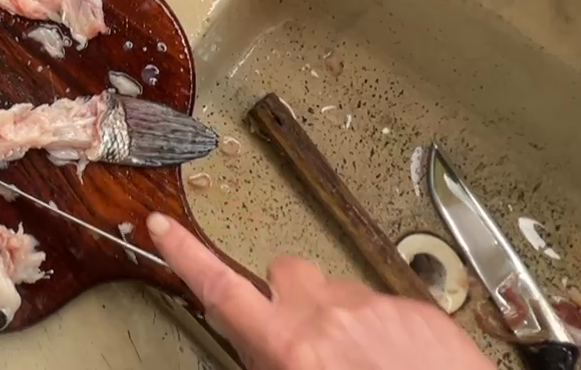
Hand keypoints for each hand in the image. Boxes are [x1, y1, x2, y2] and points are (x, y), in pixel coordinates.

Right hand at [147, 214, 492, 369]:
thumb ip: (273, 360)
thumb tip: (262, 346)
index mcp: (292, 350)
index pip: (223, 290)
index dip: (187, 255)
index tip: (163, 225)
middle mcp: (326, 318)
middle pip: (285, 273)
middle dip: (290, 297)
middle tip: (312, 344)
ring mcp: (375, 308)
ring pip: (337, 292)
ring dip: (341, 318)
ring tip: (371, 367)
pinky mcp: (418, 311)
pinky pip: (384, 304)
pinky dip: (387, 331)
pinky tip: (406, 368)